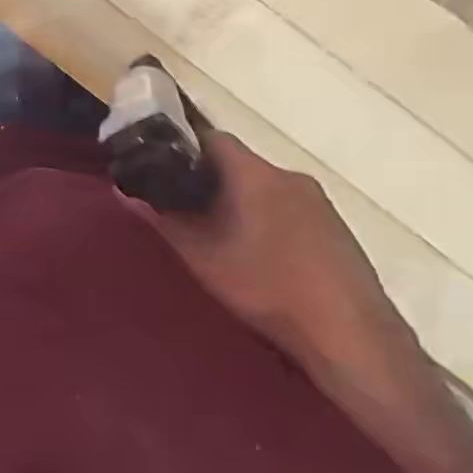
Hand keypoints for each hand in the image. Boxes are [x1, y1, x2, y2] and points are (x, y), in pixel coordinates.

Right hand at [125, 132, 414, 362]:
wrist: (349, 334)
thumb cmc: (268, 288)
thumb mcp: (204, 258)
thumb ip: (164, 221)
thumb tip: (124, 191)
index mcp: (257, 174)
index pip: (214, 138)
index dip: (184, 147)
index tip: (163, 166)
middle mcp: (290, 176)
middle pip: (241, 164)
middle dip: (211, 180)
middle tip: (187, 209)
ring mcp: (319, 201)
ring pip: (266, 187)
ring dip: (242, 201)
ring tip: (222, 236)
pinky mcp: (336, 227)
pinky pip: (290, 207)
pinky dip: (269, 218)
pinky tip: (264, 256)